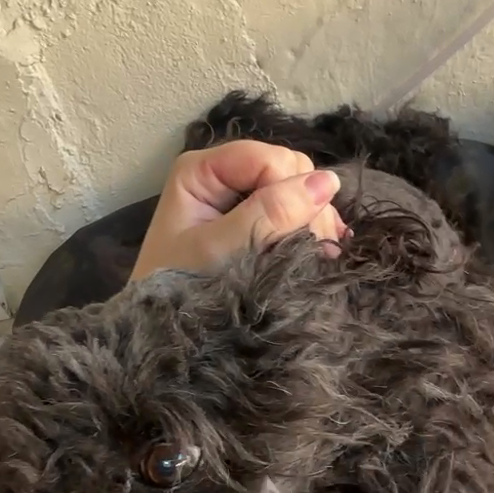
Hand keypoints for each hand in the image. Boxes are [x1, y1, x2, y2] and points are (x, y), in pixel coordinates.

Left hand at [131, 140, 346, 279]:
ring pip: (297, 190)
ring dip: (313, 221)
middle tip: (312, 251)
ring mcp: (239, 198)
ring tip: (317, 257)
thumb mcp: (220, 251)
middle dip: (306, 206)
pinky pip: (296, 212)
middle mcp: (222, 175)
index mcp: (200, 170)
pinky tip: (319, 252)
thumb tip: (327, 182)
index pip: (267, 159)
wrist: (166, 332)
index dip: (290, 191)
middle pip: (287, 169)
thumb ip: (269, 214)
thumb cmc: (181, 289)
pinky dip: (310, 230)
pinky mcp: (254, 221)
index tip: (298, 236)